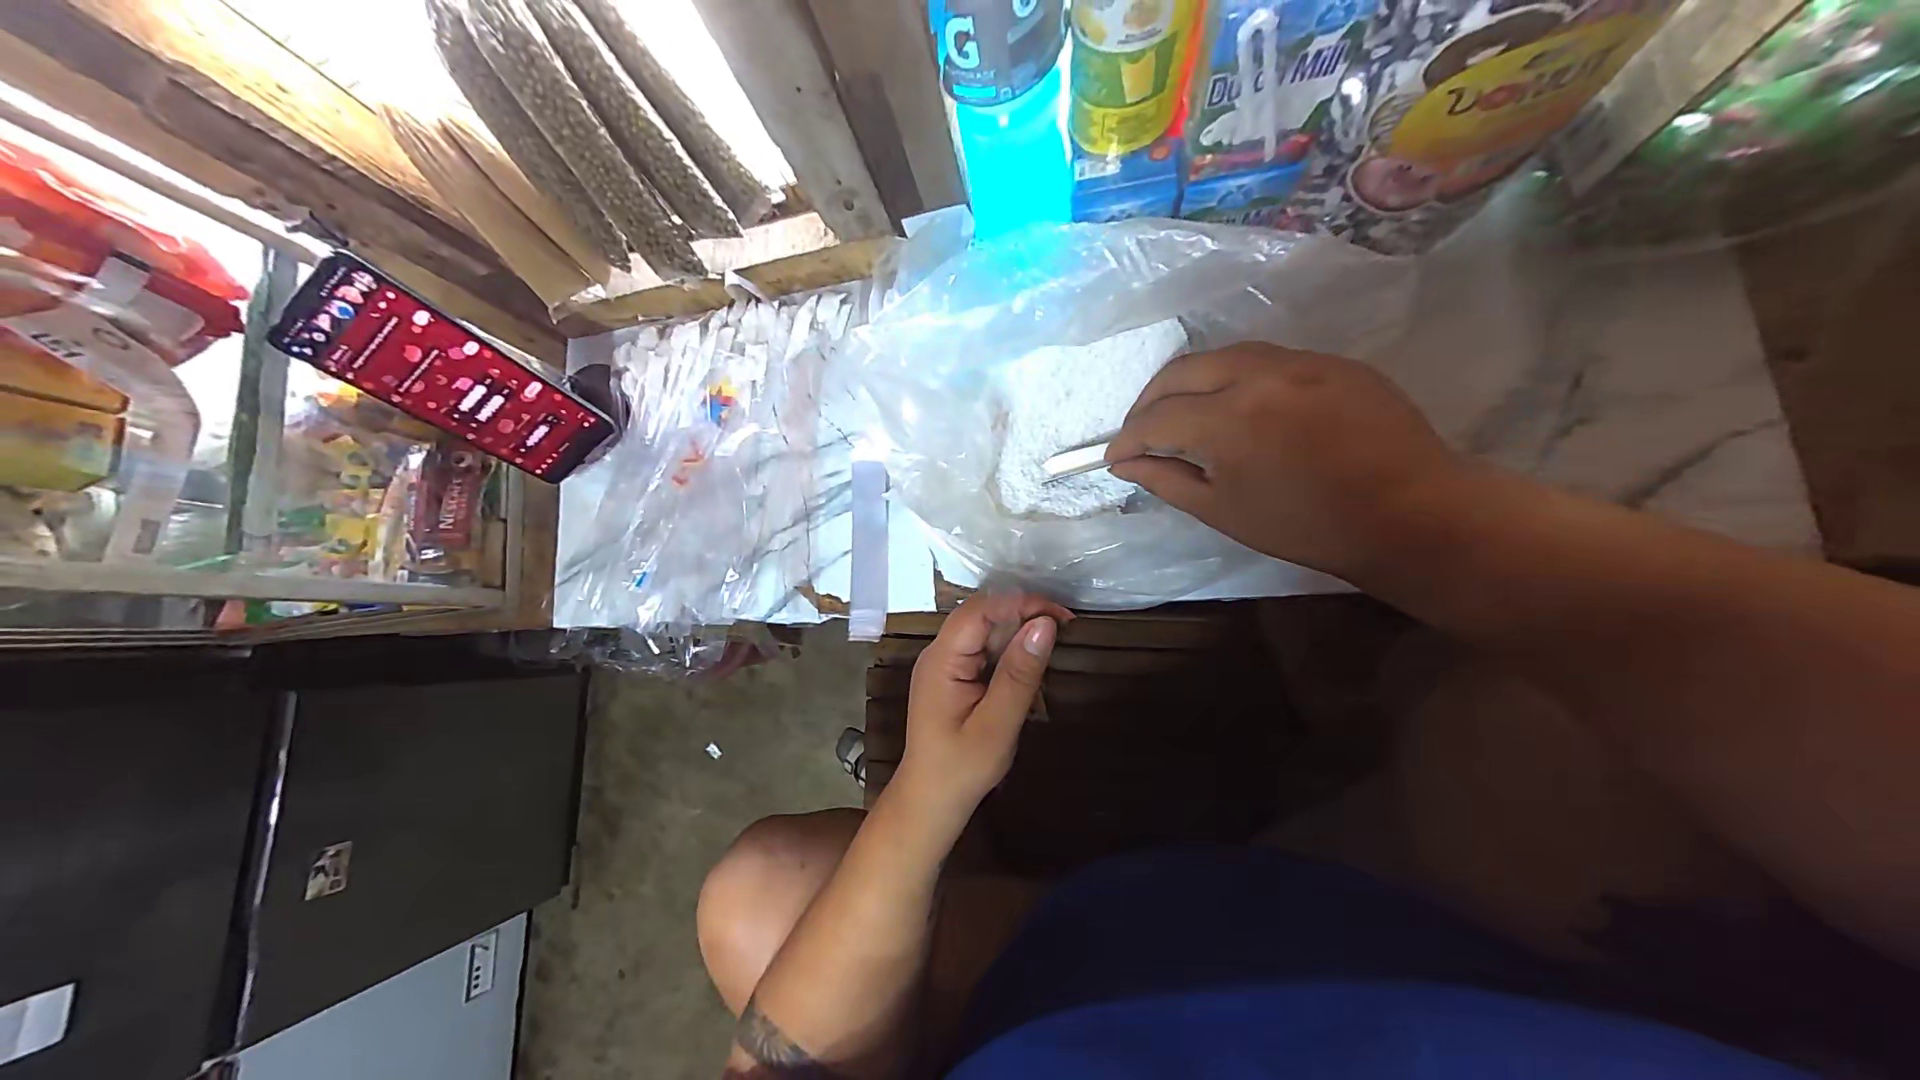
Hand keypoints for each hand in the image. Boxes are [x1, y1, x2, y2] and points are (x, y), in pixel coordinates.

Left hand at [896, 591, 1069, 824]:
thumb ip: (1019, 673)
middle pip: (981, 614)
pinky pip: (982, 648)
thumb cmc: (961, 768)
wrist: (930, 802)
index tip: (1060, 616)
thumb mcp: (997, 725)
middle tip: (1066, 626)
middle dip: (1023, 612)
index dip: (1020, 603)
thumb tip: (1044, 625)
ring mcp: (944, 664)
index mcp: (942, 660)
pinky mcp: (953, 676)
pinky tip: (1031, 658)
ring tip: (1056, 637)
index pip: (980, 610)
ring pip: (983, 629)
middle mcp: (939, 653)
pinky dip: (1009, 648)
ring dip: (1018, 628)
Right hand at [1106, 344, 1471, 579]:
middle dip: (1149, 400)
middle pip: (1181, 370)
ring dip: (1189, 382)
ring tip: (1181, 412)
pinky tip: (1237, 406)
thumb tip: (1127, 464)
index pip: (1156, 418)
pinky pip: (1266, 360)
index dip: (1127, 439)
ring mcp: (1299, 361)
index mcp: (1229, 420)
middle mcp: (1258, 375)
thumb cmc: (1306, 525)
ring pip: (1222, 356)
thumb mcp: (1223, 510)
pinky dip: (1234, 378)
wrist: (1409, 514)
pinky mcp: (1331, 361)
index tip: (1113, 458)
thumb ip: (1167, 480)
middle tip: (1139, 431)